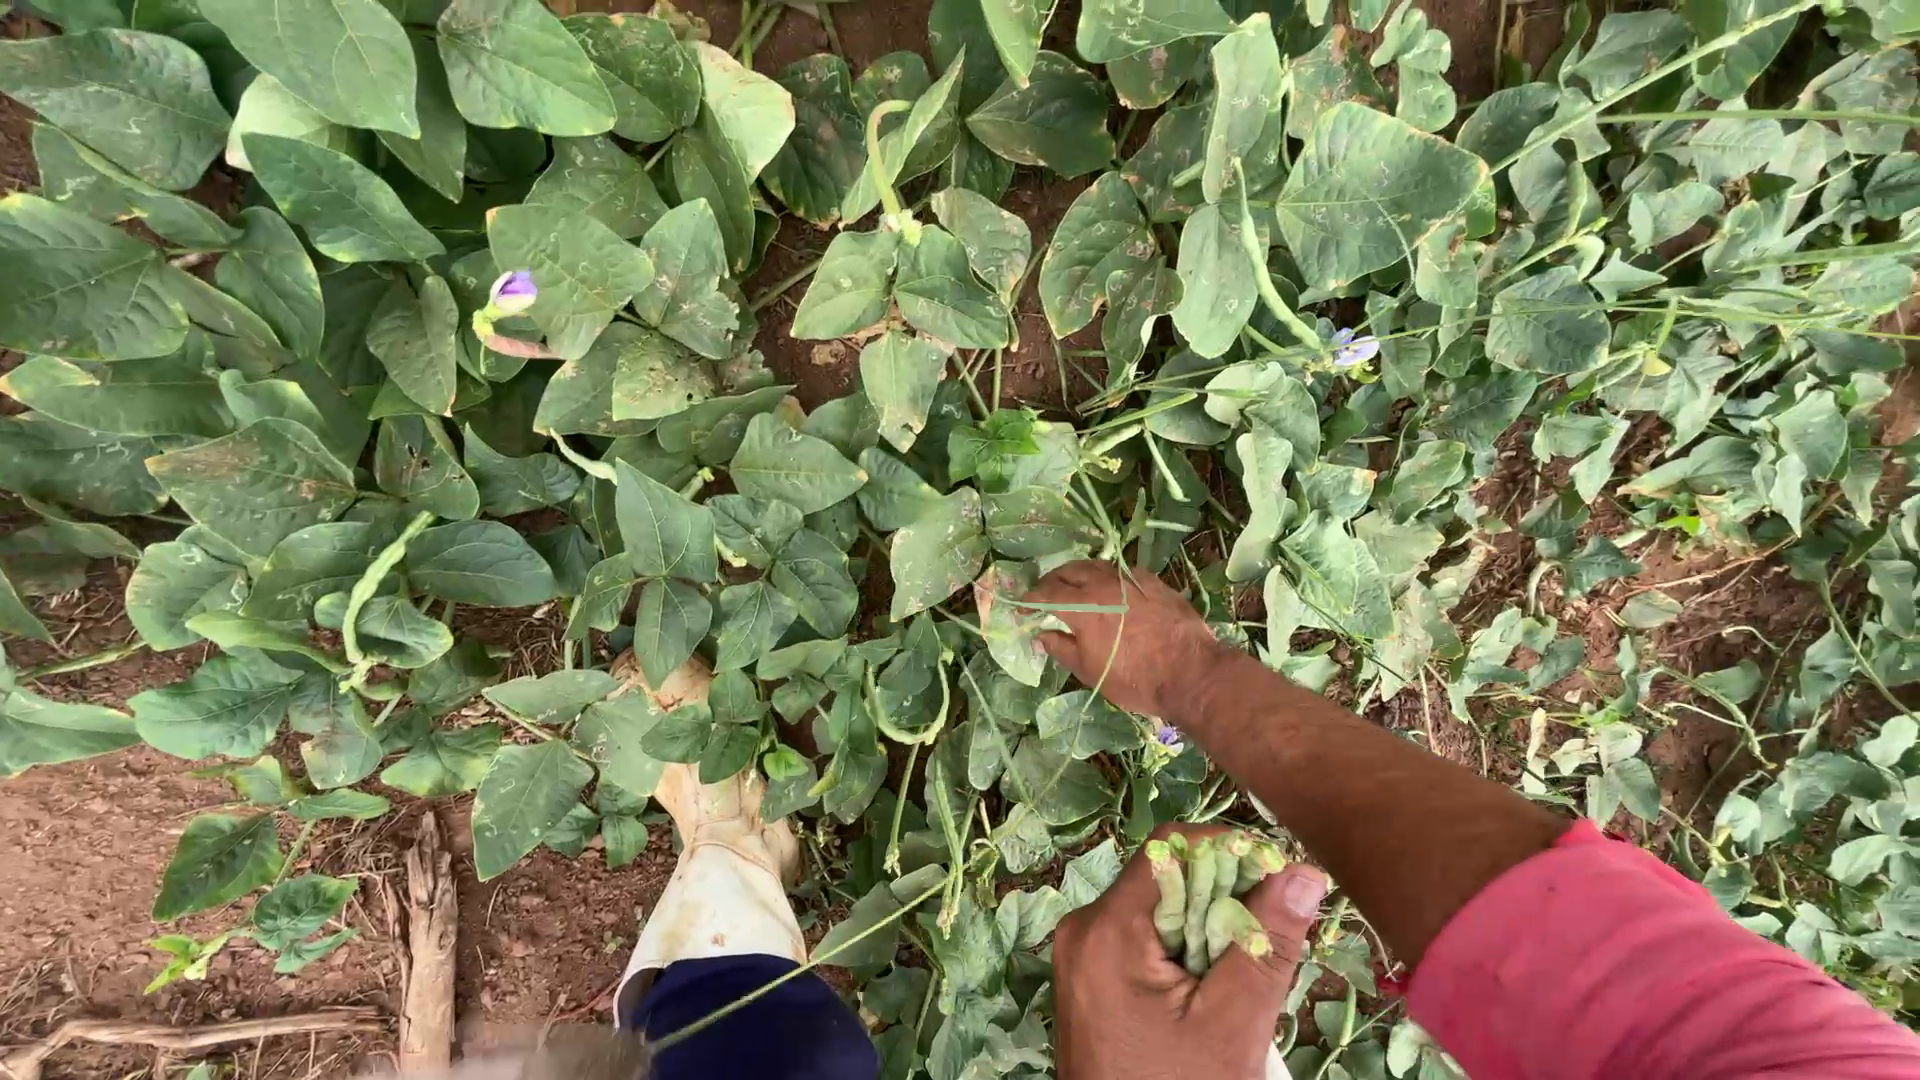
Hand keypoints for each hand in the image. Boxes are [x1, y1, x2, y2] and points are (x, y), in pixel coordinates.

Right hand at [1021, 562, 1223, 716]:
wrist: (1190, 672)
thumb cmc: (1133, 678)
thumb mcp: (1089, 670)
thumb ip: (1061, 648)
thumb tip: (1041, 635)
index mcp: (1081, 605)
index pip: (1045, 593)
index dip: (1029, 599)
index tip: (1022, 608)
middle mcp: (1102, 583)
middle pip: (1068, 571)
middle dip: (1051, 581)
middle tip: (1044, 594)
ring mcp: (1129, 579)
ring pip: (1095, 565)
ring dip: (1077, 573)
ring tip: (1073, 586)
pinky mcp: (1152, 581)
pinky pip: (1120, 571)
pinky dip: (1105, 577)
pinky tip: (1108, 589)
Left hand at [1052, 824, 1328, 1079]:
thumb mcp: (1230, 1027)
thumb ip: (1265, 946)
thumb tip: (1304, 875)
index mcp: (1105, 929)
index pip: (1168, 850)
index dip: (1226, 849)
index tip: (1278, 872)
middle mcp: (1084, 927)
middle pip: (1162, 878)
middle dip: (1223, 891)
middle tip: (1276, 924)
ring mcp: (1082, 952)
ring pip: (1157, 907)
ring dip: (1209, 921)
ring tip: (1252, 957)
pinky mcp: (1091, 975)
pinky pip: (1143, 936)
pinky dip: (1185, 945)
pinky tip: (1218, 979)